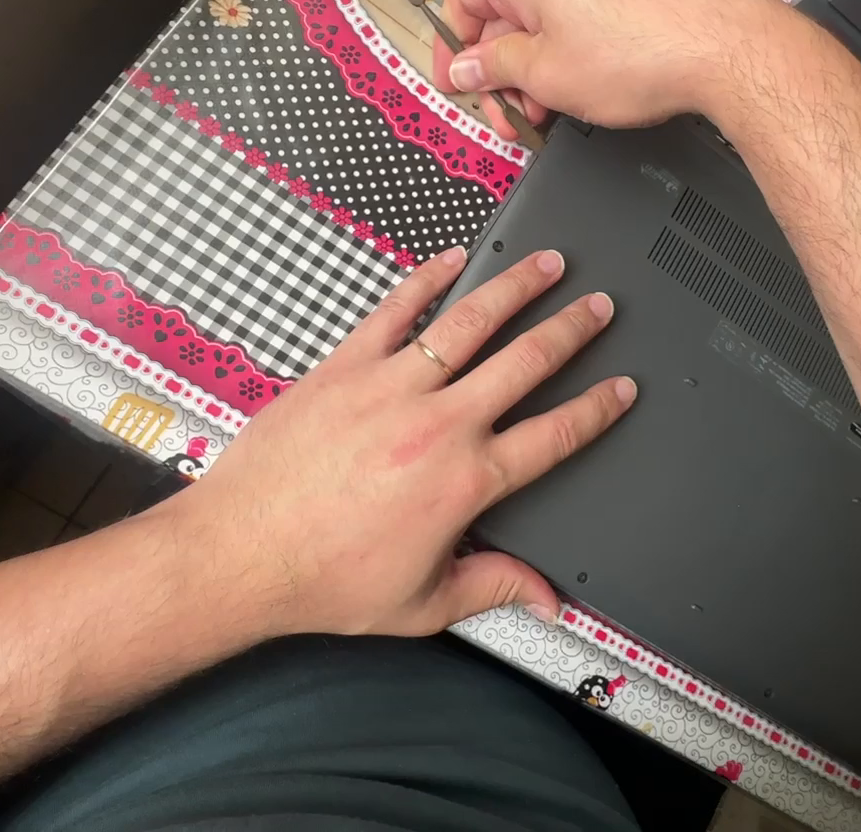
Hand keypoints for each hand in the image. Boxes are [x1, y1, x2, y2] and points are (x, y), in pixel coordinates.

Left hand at [168, 246, 635, 637]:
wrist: (240, 553)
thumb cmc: (324, 578)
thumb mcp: (423, 602)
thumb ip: (495, 587)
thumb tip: (545, 600)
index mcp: (465, 480)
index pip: (554, 434)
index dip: (596, 408)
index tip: (620, 387)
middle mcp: (438, 424)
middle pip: (526, 361)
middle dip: (571, 329)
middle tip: (597, 306)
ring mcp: (392, 387)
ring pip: (470, 323)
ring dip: (515, 288)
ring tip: (546, 264)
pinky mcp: (346, 366)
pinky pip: (395, 310)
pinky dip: (426, 280)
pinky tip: (451, 258)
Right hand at [430, 0, 777, 139]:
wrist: (719, 45)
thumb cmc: (629, 55)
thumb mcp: (543, 72)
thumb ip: (494, 67)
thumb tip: (463, 67)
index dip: (453, 47)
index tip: (457, 88)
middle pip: (501, 17)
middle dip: (497, 74)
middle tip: (509, 120)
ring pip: (539, 27)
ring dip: (531, 75)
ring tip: (546, 116)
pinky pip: (573, 25)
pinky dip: (563, 62)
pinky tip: (576, 96)